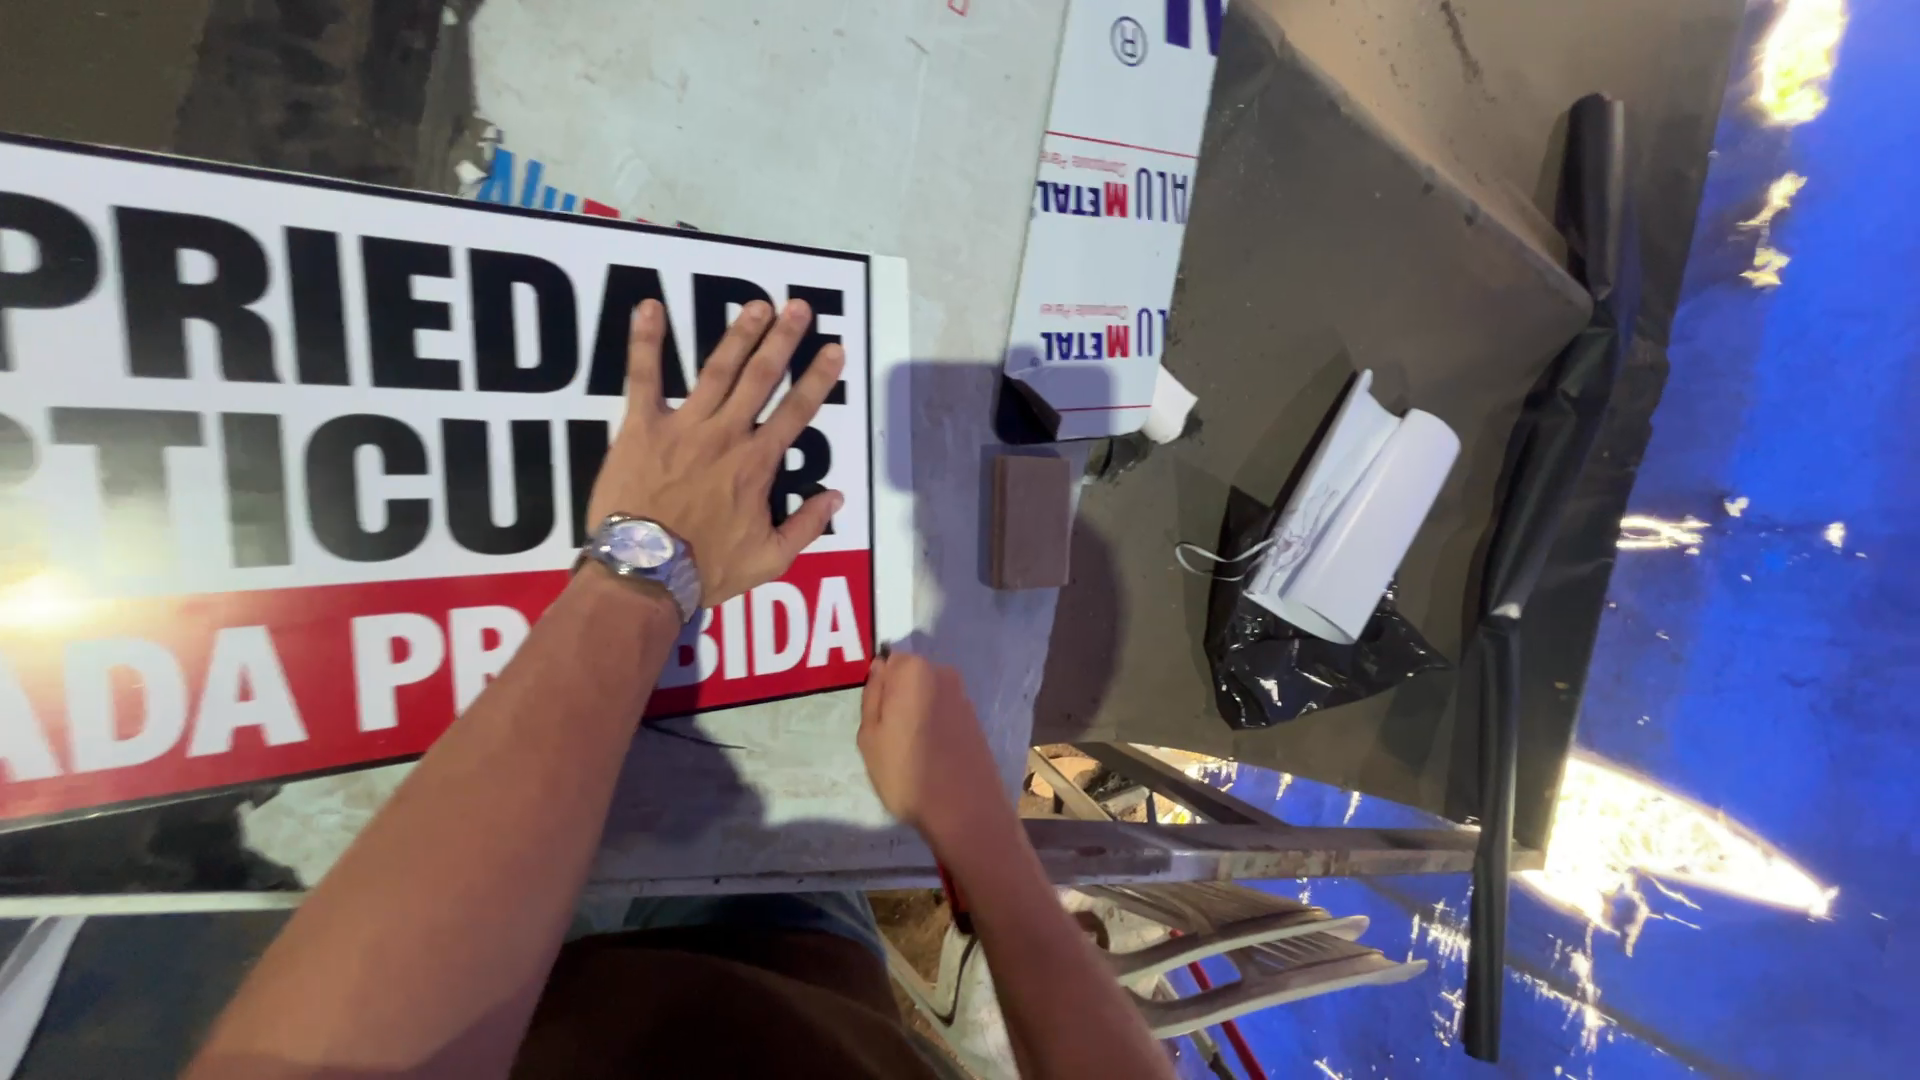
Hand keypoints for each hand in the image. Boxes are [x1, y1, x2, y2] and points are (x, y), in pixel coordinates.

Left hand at [586, 298, 845, 606]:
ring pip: (717, 370)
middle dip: (783, 340)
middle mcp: (726, 435)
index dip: (818, 377)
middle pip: (761, 378)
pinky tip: (650, 306)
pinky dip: (646, 342)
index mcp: (757, 464)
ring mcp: (683, 426)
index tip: (833, 347)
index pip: (796, 412)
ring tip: (757, 304)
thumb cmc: (707, 568)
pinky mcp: (641, 427)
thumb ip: (806, 525)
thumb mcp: (771, 559)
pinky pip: (643, 377)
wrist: (643, 573)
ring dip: (738, 334)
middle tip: (799, 307)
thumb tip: (837, 496)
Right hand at [858, 653, 1010, 847]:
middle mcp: (944, 673)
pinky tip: (932, 755)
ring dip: (917, 713)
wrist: (965, 810)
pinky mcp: (976, 719)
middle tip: (889, 737)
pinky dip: (935, 726)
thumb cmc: (907, 771)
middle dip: (898, 698)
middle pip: (909, 677)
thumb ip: (872, 696)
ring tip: (911, 751)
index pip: (887, 662)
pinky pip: (944, 712)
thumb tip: (879, 671)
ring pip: (927, 696)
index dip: (878, 689)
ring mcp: (963, 696)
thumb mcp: (869, 736)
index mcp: (915, 669)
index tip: (876, 719)